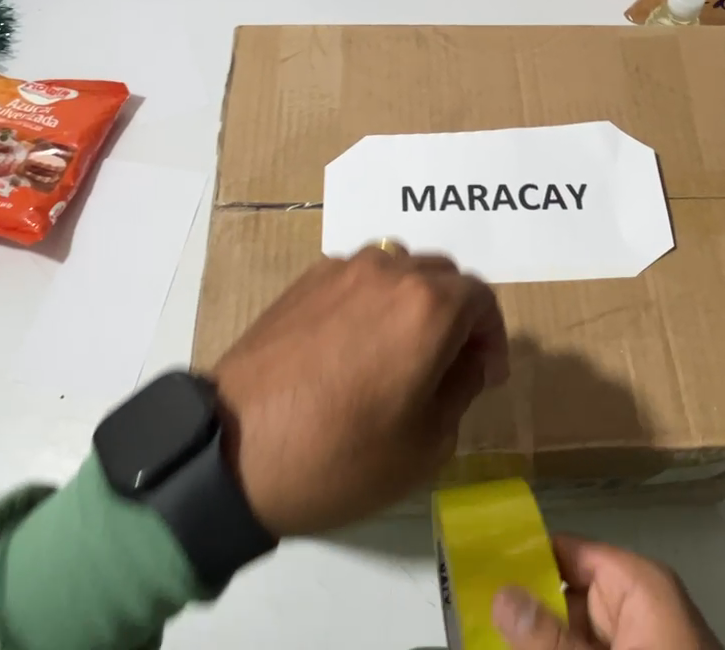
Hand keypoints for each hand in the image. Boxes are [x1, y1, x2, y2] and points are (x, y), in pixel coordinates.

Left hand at [210, 243, 508, 536]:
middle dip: (458, 315)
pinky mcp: (303, 281)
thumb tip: (466, 363)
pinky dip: (373, 298)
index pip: (482, 298)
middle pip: (443, 275)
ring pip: (399, 267)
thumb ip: (461, 390)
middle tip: (449, 364)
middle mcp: (388, 272)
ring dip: (415, 299)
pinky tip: (355, 342)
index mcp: (428, 307)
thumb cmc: (340, 456)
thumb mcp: (426, 445)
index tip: (483, 376)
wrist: (232, 451)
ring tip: (401, 348)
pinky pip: (357, 276)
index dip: (492, 337)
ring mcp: (340, 270)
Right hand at [493, 535, 720, 649]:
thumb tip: (500, 593)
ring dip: (540, 642)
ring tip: (485, 636)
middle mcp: (636, 603)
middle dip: (523, 612)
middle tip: (469, 617)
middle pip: (564, 595)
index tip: (471, 566)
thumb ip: (548, 639)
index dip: (520, 556)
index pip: (565, 550)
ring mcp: (639, 640)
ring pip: (572, 633)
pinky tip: (527, 648)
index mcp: (635, 582)